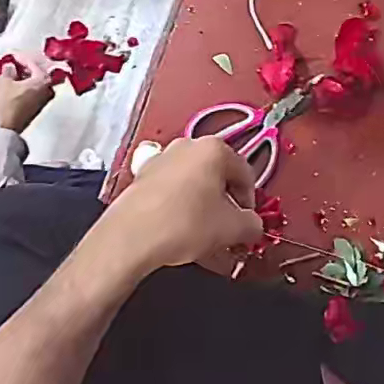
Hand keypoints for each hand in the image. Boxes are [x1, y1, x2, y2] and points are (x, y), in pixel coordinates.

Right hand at [0, 56, 56, 132]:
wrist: (7, 127)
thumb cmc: (6, 104)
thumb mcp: (3, 82)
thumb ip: (8, 70)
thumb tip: (11, 67)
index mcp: (43, 81)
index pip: (35, 65)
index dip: (23, 59)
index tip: (15, 56)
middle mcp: (49, 90)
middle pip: (40, 74)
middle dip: (27, 68)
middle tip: (15, 64)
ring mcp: (45, 100)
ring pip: (38, 83)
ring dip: (27, 78)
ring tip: (13, 75)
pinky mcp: (39, 108)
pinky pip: (36, 92)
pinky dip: (28, 86)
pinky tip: (16, 86)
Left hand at [93, 137, 262, 275]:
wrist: (130, 238)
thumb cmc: (185, 224)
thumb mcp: (233, 228)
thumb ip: (253, 224)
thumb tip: (252, 226)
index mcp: (214, 148)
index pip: (245, 174)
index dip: (250, 201)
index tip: (247, 222)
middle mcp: (187, 145)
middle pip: (218, 174)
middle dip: (226, 201)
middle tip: (227, 227)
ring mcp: (161, 158)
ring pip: (194, 180)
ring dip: (203, 202)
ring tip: (201, 230)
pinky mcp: (141, 175)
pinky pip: (171, 187)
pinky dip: (179, 203)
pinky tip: (177, 226)